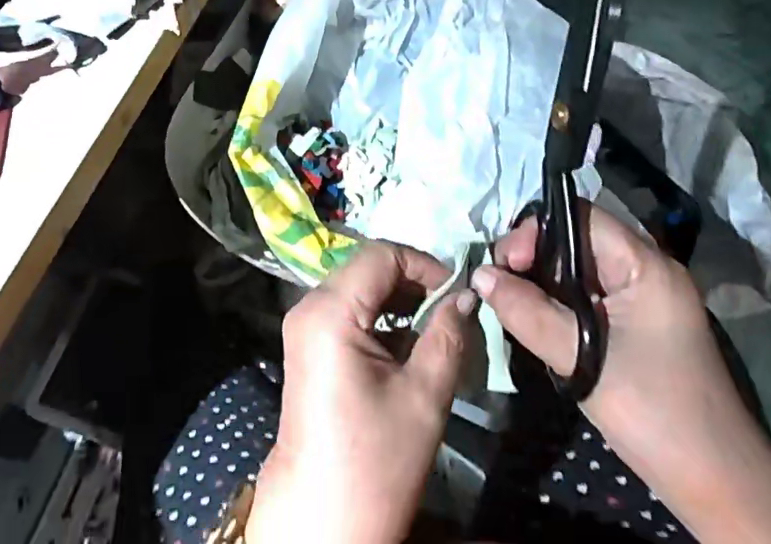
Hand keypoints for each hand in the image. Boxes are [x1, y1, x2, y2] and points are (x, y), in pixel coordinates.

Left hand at [248, 241, 474, 543]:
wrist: (321, 523)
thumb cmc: (374, 461)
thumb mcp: (424, 395)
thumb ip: (449, 333)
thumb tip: (466, 295)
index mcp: (330, 312)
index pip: (382, 254)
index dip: (424, 265)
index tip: (456, 292)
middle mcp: (308, 308)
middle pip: (369, 267)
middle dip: (414, 281)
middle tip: (452, 307)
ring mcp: (304, 327)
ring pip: (360, 287)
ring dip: (401, 299)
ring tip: (438, 325)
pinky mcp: (309, 347)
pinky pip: (350, 311)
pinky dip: (382, 317)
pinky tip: (410, 343)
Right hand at [474, 203, 770, 543]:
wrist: (718, 480)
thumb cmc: (654, 414)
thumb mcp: (582, 361)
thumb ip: (528, 313)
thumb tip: (481, 275)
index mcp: (645, 263)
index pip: (581, 218)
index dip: (537, 230)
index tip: (504, 263)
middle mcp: (649, 267)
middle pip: (580, 238)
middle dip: (536, 255)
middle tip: (500, 283)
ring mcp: (649, 295)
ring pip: (584, 267)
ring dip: (547, 280)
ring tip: (512, 300)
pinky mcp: (643, 320)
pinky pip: (594, 292)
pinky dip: (564, 300)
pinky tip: (540, 318)